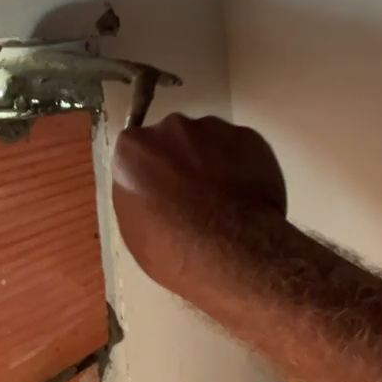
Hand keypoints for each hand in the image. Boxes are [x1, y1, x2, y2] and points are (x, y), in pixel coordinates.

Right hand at [112, 114, 287, 290]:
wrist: (238, 252)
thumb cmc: (175, 250)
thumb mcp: (135, 232)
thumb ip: (136, 195)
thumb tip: (148, 189)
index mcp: (133, 149)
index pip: (135, 152)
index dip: (148, 172)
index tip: (159, 192)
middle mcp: (170, 128)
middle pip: (171, 139)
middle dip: (179, 160)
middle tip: (191, 195)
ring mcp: (212, 128)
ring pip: (207, 140)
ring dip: (210, 161)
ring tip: (223, 198)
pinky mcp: (248, 136)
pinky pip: (238, 147)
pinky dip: (240, 164)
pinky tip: (245, 194)